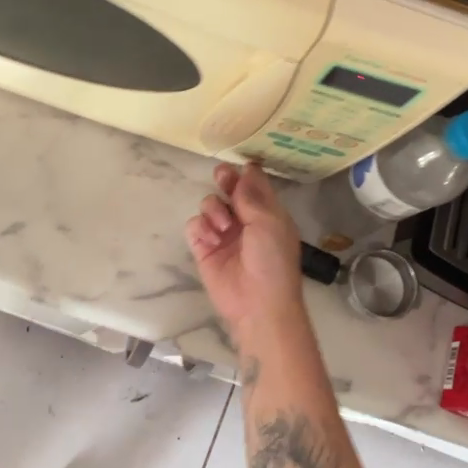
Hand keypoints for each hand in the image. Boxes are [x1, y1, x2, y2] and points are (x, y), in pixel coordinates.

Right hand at [186, 162, 304, 340]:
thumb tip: (245, 169)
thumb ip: (252, 196)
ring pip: (209, 204)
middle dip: (224, 181)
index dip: (246, 173)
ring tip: (223, 227)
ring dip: (214, 209)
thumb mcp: (269, 223)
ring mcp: (223, 234)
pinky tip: (211, 239)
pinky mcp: (204, 249)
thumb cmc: (272, 261)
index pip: (255, 185)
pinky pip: (194, 225)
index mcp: (267, 213)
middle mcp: (244, 220)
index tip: (239, 164)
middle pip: (229, 190)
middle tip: (221, 177)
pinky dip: (200, 227)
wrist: (258, 304)